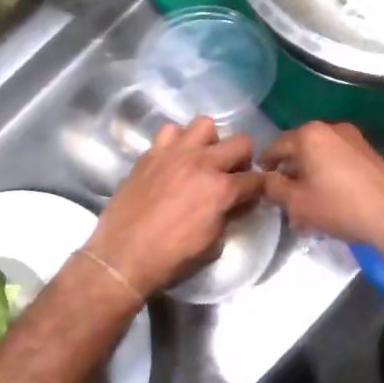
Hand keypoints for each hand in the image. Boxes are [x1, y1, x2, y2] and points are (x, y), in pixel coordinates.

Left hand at [84, 116, 263, 294]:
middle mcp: (202, 163)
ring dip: (210, 141)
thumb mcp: (212, 244)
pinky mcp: (151, 154)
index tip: (257, 192)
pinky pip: (169, 131)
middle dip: (244, 158)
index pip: (256, 179)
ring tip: (202, 159)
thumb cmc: (171, 258)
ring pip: (204, 124)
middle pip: (241, 141)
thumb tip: (237, 202)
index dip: (261, 186)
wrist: (122, 256)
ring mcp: (174, 154)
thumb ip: (229, 215)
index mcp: (221, 189)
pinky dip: (177, 141)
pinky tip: (175, 158)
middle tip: (233, 173)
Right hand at [260, 122, 383, 255]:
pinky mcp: (368, 152)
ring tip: (305, 200)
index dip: (265, 165)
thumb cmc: (338, 207)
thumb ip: (273, 188)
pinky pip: (337, 159)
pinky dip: (327, 173)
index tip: (260, 181)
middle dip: (289, 170)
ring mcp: (353, 138)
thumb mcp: (296, 203)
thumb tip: (264, 179)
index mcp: (309, 134)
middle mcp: (331, 128)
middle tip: (282, 195)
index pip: (276, 146)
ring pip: (320, 154)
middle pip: (299, 148)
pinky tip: (327, 196)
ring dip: (308, 173)